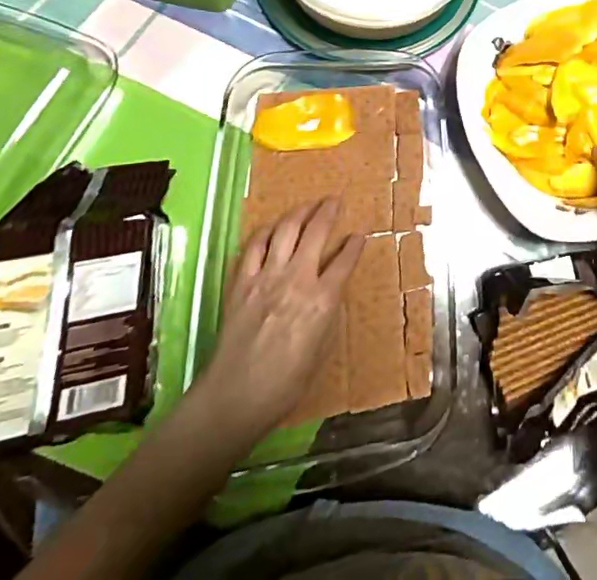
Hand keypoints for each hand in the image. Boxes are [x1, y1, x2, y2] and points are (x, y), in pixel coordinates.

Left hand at [194, 197, 362, 443]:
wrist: (237, 395)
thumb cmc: (288, 382)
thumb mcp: (323, 347)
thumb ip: (328, 312)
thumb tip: (330, 292)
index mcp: (323, 299)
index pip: (345, 259)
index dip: (355, 244)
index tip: (359, 235)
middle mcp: (297, 280)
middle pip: (315, 233)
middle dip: (328, 212)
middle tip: (334, 201)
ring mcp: (266, 278)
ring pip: (285, 231)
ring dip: (299, 213)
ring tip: (308, 206)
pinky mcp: (241, 283)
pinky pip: (253, 247)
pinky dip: (266, 232)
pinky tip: (272, 228)